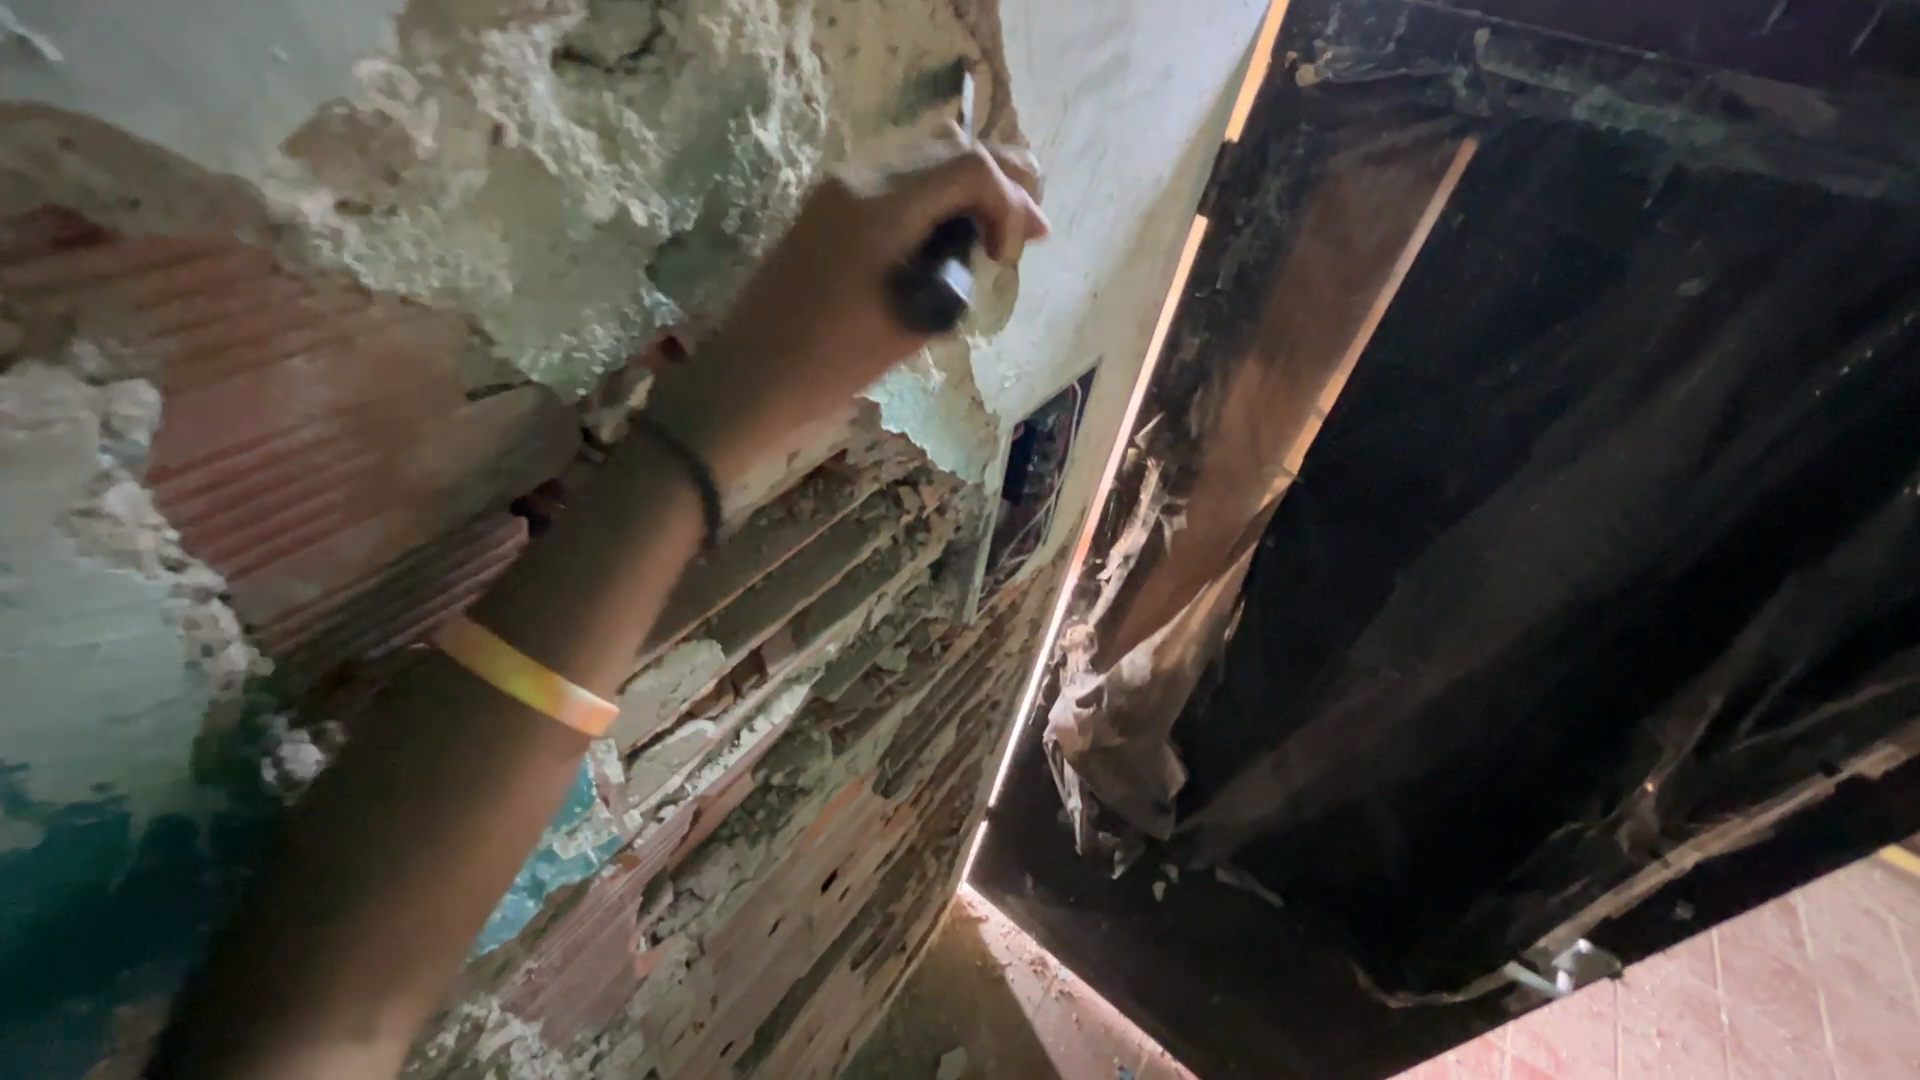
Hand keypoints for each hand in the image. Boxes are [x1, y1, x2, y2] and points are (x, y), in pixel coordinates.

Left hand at [646, 139, 1048, 486]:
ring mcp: (839, 187)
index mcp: (881, 208)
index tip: (1009, 259)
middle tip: (1030, 229)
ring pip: (926, 157)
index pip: (972, 167)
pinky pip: (899, 181)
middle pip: (953, 146)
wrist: (750, 377)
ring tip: (998, 229)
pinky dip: (936, 197)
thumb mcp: (909, 323)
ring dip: (971, 186)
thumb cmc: (829, 367)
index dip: (1010, 205)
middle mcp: (861, 178)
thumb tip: (985, 247)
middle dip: (1003, 183)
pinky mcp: (829, 206)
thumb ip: (954, 271)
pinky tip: (954, 231)